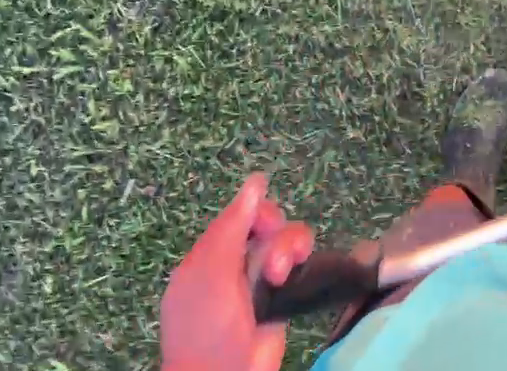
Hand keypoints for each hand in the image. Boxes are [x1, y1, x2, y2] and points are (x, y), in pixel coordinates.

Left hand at [161, 174, 314, 370]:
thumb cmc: (208, 326)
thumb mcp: (212, 271)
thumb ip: (233, 224)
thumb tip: (257, 179)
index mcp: (207, 257)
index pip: (237, 217)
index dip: (256, 214)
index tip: (266, 225)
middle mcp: (234, 265)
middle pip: (266, 226)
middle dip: (275, 236)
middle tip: (272, 262)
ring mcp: (258, 282)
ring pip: (285, 240)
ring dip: (287, 250)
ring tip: (280, 276)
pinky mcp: (281, 296)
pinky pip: (297, 263)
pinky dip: (299, 262)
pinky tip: (292, 277)